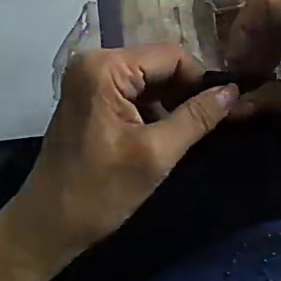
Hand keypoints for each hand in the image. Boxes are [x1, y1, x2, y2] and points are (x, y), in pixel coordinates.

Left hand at [1, 44, 238, 273]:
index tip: (223, 112)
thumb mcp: (157, 154)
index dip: (200, 81)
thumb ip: (197, 117)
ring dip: (170, 103)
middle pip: (159, 64)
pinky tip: (163, 136)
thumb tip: (233, 91)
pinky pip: (131, 92)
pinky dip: (152, 110)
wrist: (48, 224)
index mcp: (105, 67)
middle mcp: (93, 61)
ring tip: (188, 135)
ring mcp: (87, 79)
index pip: (172, 56)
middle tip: (210, 125)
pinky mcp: (87, 97)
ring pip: (148, 79)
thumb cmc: (100, 191)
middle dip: (186, 92)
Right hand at [223, 0, 280, 130]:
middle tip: (243, 79)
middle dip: (252, 40)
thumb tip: (234, 107)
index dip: (242, 33)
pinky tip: (280, 70)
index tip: (234, 69)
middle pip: (275, 4)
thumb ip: (279, 98)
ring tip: (258, 79)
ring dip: (268, 43)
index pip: (267, 1)